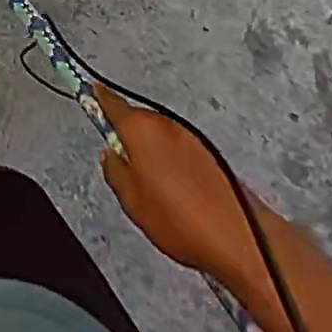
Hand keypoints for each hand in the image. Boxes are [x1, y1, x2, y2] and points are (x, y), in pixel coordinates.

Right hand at [94, 85, 264, 282]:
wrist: (242, 240)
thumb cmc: (180, 219)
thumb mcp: (131, 199)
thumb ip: (113, 170)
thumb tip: (111, 154)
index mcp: (140, 128)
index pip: (111, 102)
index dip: (97, 97)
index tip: (89, 91)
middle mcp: (165, 123)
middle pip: (137, 119)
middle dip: (127, 134)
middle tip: (123, 165)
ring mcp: (190, 136)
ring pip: (159, 135)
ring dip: (151, 149)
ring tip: (154, 187)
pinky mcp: (210, 153)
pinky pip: (179, 148)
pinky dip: (172, 159)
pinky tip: (177, 190)